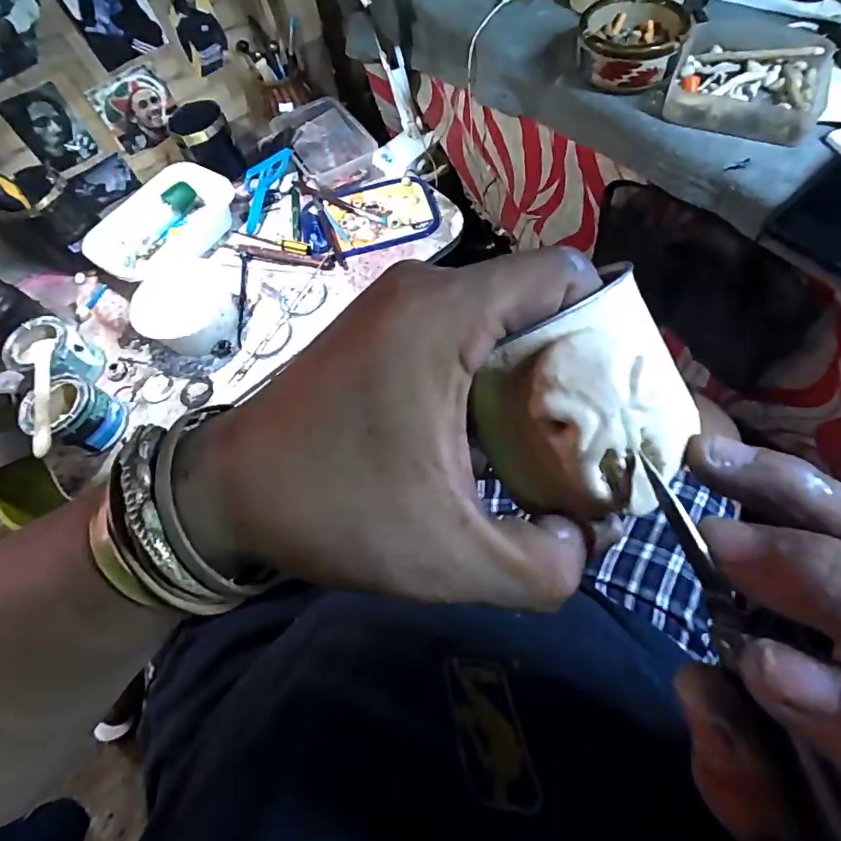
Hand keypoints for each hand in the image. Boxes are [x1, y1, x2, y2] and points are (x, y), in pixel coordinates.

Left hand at [173, 250, 604, 609]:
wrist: (224, 492)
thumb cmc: (331, 510)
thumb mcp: (448, 558)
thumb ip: (546, 566)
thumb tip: (583, 540)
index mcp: (445, 314)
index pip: (566, 274)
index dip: (610, 329)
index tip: (616, 398)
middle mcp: (421, 289)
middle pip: (535, 300)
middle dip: (574, 364)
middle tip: (588, 435)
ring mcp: (391, 304)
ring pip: (495, 319)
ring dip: (527, 375)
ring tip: (540, 444)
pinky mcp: (374, 329)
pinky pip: (455, 334)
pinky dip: (484, 376)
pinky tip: (482, 437)